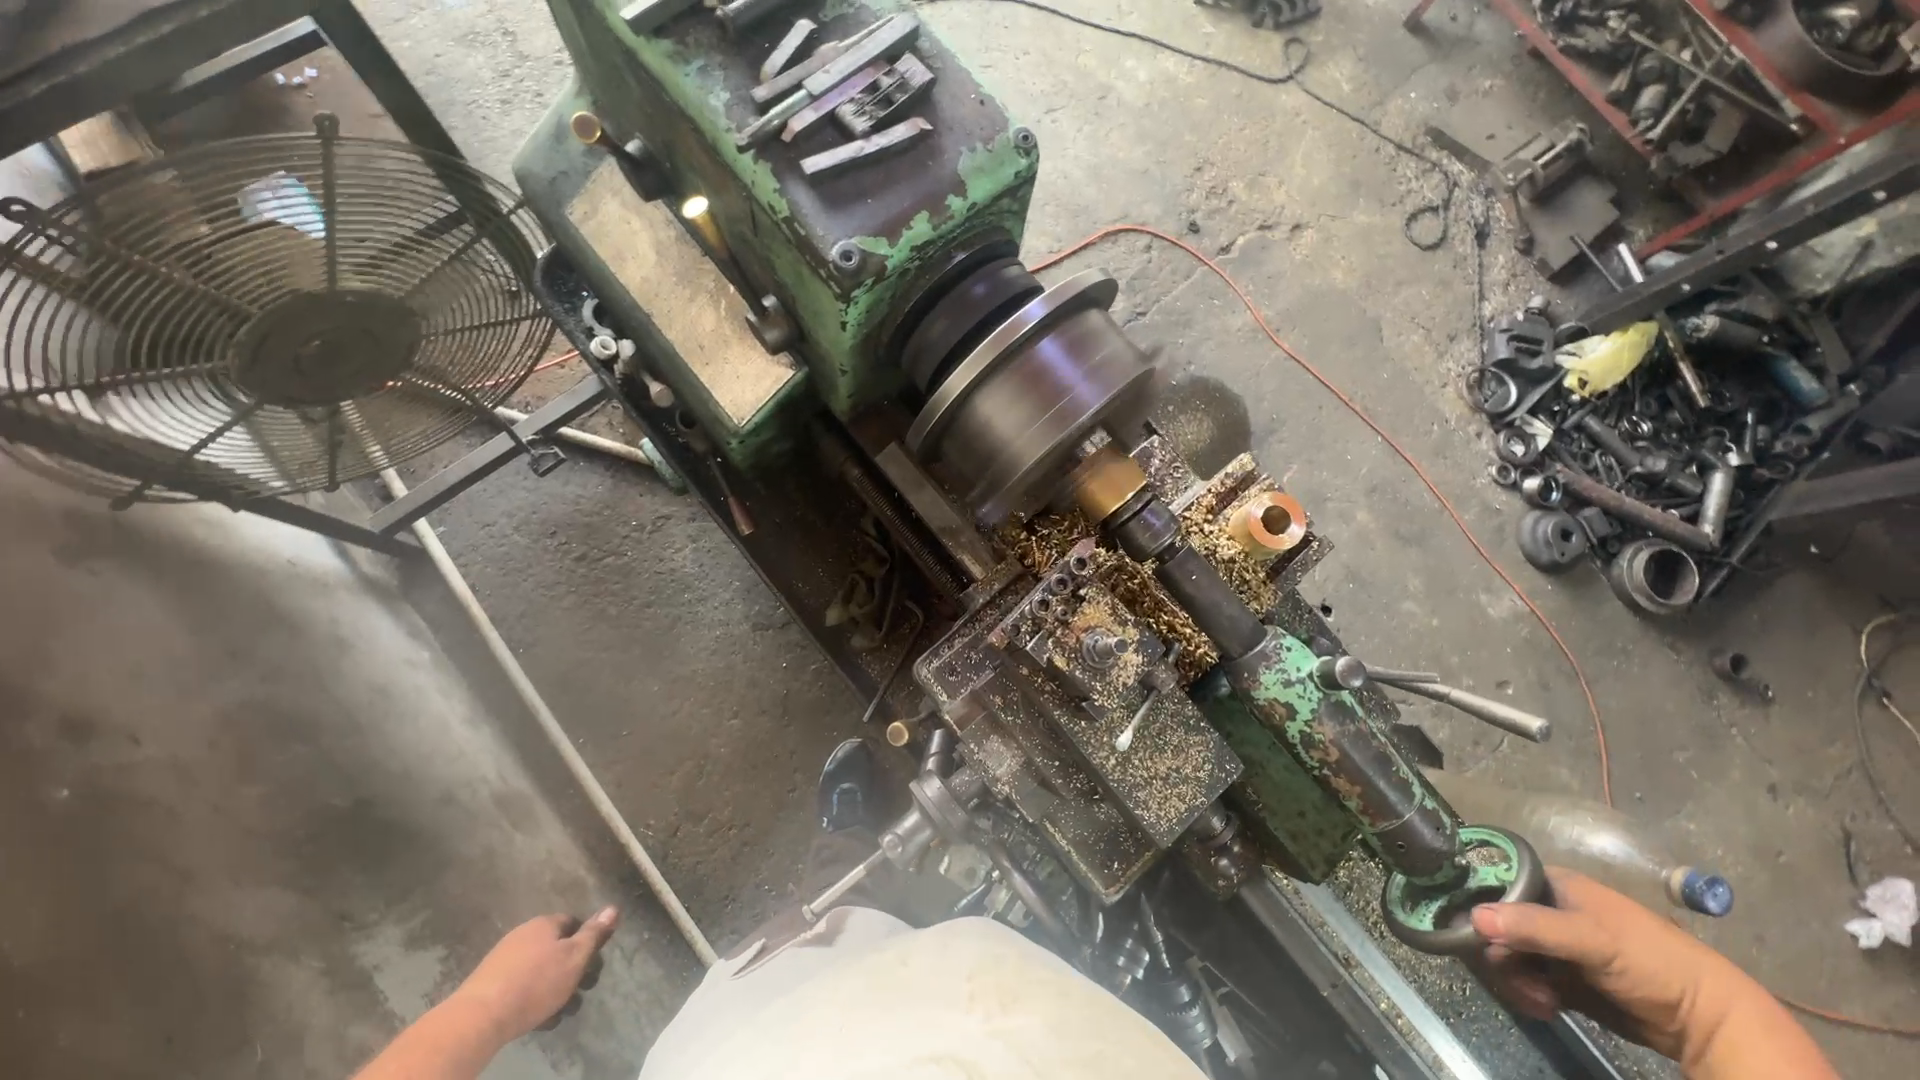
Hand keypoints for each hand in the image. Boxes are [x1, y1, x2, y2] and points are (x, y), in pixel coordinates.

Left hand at [449, 907, 618, 1045]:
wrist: (480, 1017)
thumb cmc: (536, 982)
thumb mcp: (575, 957)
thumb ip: (595, 934)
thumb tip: (613, 908)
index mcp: (544, 924)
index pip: (574, 923)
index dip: (587, 942)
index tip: (593, 963)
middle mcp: (523, 937)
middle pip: (559, 950)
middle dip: (574, 971)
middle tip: (583, 990)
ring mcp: (505, 961)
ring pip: (542, 972)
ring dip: (557, 990)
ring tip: (562, 1011)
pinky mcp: (492, 985)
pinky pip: (523, 988)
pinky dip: (535, 1000)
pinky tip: (541, 1019)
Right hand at [1469, 868, 1736, 1059]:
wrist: (1702, 1020)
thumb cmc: (1650, 960)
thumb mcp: (1592, 939)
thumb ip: (1534, 927)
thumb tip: (1474, 916)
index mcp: (1553, 885)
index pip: (1495, 881)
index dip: (1476, 902)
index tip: (1468, 929)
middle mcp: (1547, 911)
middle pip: (1494, 924)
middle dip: (1499, 954)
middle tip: (1512, 976)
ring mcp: (1553, 946)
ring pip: (1506, 955)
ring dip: (1514, 979)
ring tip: (1540, 999)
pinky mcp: (1561, 978)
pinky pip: (1524, 980)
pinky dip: (1528, 994)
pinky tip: (1547, 1007)